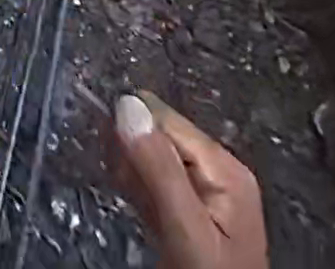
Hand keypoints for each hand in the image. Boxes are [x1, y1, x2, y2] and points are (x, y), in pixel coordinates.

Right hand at [110, 91, 266, 268]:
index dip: (132, 130)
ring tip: (132, 200)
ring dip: (132, 170)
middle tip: (122, 184)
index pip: (165, 119)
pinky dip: (141, 187)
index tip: (110, 154)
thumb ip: (159, 169)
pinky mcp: (194, 209)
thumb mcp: (186, 231)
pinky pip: (158, 179)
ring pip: (154, 156)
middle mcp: (218, 169)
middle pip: (160, 135)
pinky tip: (138, 207)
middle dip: (132, 152)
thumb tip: (126, 104)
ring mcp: (208, 190)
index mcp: (224, 166)